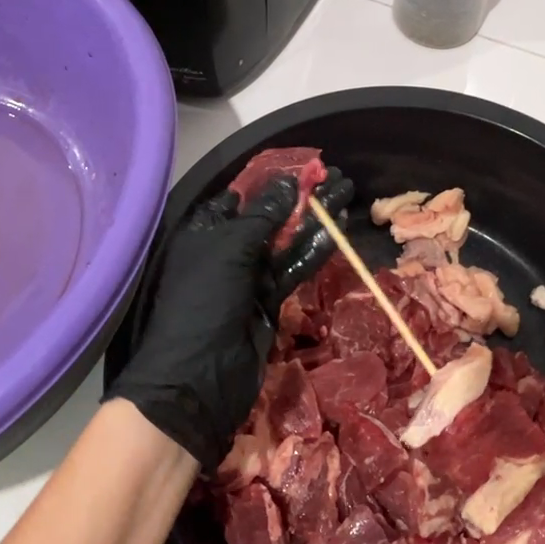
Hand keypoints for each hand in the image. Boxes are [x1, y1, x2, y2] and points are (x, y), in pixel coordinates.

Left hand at [105, 168, 352, 468]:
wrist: (198, 379)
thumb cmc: (204, 302)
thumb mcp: (231, 250)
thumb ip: (263, 216)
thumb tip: (288, 184)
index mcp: (205, 230)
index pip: (240, 195)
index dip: (270, 178)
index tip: (302, 164)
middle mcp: (226, 248)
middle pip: (268, 215)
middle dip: (300, 195)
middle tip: (333, 174)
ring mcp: (248, 275)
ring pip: (286, 239)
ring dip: (315, 218)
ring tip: (346, 191)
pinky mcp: (269, 299)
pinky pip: (294, 267)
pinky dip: (315, 249)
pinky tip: (339, 228)